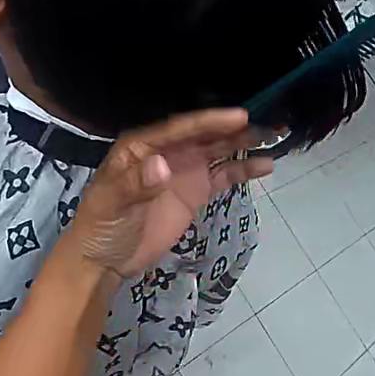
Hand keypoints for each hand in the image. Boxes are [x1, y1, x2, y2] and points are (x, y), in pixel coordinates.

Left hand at [64, 109, 270, 279]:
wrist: (105, 259)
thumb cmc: (101, 226)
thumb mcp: (112, 203)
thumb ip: (136, 184)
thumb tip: (162, 166)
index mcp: (143, 146)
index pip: (181, 129)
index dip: (210, 122)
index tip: (239, 116)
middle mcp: (167, 151)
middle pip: (205, 135)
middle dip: (235, 128)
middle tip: (266, 123)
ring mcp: (184, 171)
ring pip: (218, 151)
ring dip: (244, 144)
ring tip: (273, 137)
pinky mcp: (196, 192)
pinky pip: (223, 176)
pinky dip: (243, 170)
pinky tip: (265, 166)